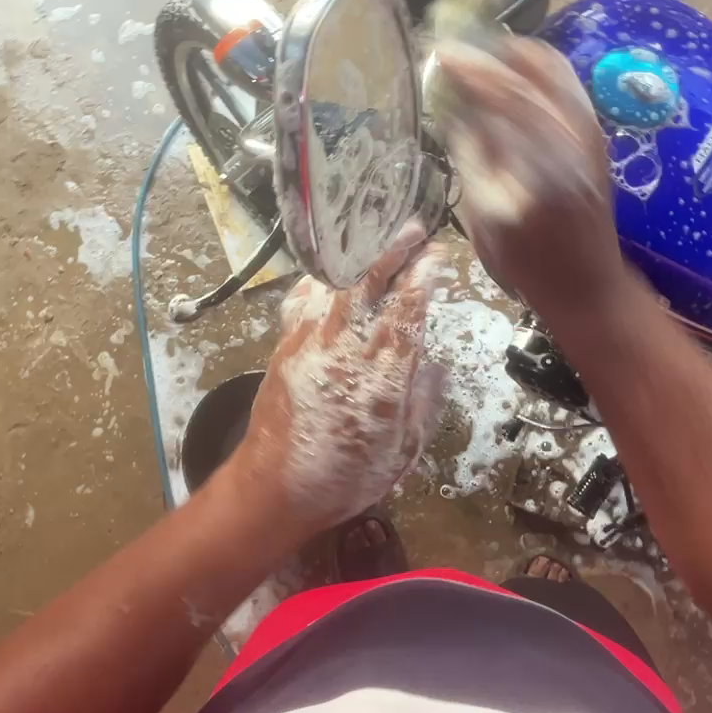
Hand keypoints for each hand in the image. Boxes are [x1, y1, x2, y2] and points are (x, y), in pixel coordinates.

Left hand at [229, 224, 448, 532]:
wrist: (275, 485)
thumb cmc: (346, 475)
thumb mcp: (403, 451)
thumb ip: (423, 402)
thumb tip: (436, 365)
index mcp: (383, 372)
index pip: (408, 310)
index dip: (424, 276)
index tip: (437, 253)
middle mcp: (346, 346)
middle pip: (371, 283)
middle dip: (394, 249)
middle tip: (413, 227)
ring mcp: (310, 341)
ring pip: (336, 283)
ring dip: (359, 257)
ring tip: (375, 238)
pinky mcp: (284, 345)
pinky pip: (302, 300)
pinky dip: (318, 281)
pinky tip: (328, 275)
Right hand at [436, 37, 629, 314]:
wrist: (587, 283)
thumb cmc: (526, 263)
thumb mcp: (484, 221)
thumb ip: (472, 163)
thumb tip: (453, 113)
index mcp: (535, 170)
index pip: (501, 101)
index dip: (470, 71)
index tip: (441, 53)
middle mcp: (569, 144)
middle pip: (529, 76)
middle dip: (488, 55)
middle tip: (455, 50)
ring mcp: (589, 135)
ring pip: (553, 72)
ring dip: (514, 55)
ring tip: (482, 52)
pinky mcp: (596, 135)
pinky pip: (566, 83)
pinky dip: (538, 67)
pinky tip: (515, 70)